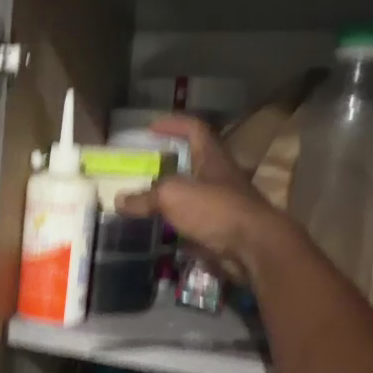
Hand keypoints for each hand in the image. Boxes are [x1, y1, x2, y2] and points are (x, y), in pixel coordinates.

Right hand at [116, 115, 285, 265]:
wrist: (254, 248)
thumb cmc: (215, 209)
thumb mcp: (172, 196)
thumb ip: (144, 197)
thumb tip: (119, 201)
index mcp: (213, 158)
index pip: (195, 129)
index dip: (173, 124)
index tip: (151, 127)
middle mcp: (220, 177)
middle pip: (194, 162)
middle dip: (169, 163)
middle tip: (142, 168)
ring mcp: (223, 205)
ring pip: (192, 194)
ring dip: (170, 197)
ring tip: (144, 201)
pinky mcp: (222, 231)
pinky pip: (194, 223)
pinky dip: (175, 225)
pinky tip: (158, 230)